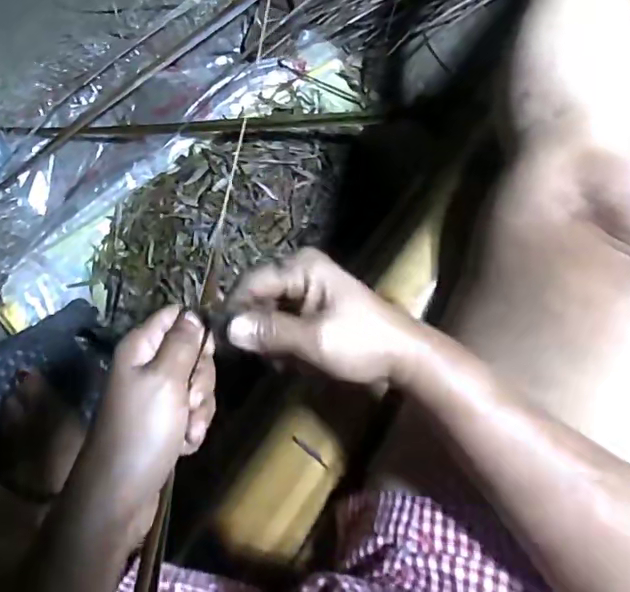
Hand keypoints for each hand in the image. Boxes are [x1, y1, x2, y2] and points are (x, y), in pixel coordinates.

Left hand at [63, 306, 214, 547]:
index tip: (206, 352)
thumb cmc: (141, 431)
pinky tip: (184, 446)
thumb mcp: (166, 379)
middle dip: (201, 377)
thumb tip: (193, 312)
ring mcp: (153, 396)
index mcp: (140, 346)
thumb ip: (183, 342)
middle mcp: (145, 365)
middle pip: (191, 350)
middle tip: (189, 399)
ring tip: (186, 430)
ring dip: (199, 408)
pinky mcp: (161, 423)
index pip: (175, 315)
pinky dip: (192, 428)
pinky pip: (190, 412)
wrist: (118, 499)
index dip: (196, 329)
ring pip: (195, 384)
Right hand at [224, 248, 426, 388]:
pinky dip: (284, 343)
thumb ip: (271, 332)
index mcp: (301, 266)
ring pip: (269, 312)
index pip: (252, 282)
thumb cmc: (362, 343)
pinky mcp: (312, 307)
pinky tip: (297, 361)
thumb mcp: (315, 340)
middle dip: (258, 329)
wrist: (405, 358)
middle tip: (262, 359)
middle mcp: (300, 269)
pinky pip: (283, 321)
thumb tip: (228, 328)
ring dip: (272, 340)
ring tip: (287, 363)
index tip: (224, 342)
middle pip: (259, 296)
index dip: (236, 310)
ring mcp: (306, 288)